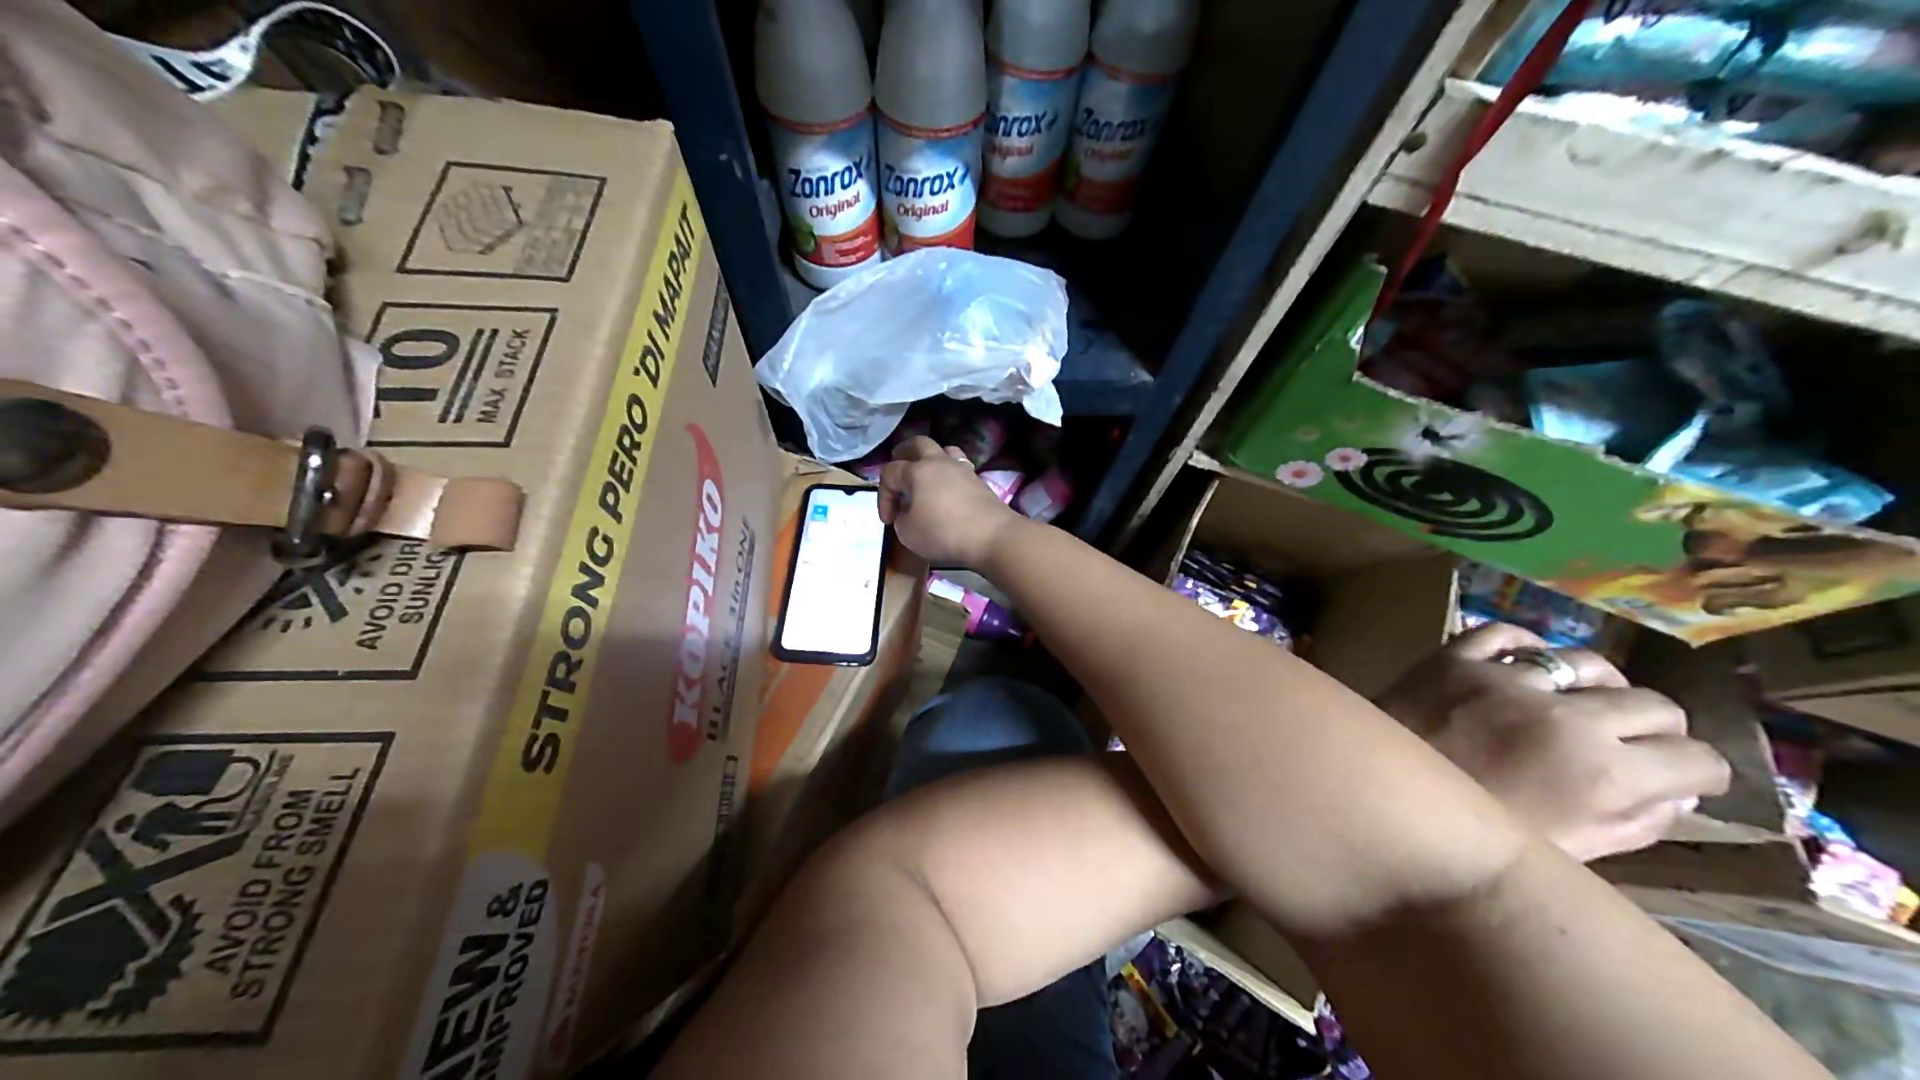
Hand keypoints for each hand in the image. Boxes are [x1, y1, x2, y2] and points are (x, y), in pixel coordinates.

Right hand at [878, 436, 1025, 567]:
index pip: (890, 472)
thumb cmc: (943, 532)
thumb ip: (902, 518)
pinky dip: (949, 475)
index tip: (888, 520)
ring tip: (926, 473)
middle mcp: (939, 462)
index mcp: (917, 471)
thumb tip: (909, 512)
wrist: (992, 536)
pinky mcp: (979, 481)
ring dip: (931, 458)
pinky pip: (959, 468)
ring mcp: (962, 469)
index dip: (883, 496)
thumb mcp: (908, 532)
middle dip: (904, 452)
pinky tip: (947, 490)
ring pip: (944, 451)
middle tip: (898, 463)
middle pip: (918, 443)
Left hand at [1375, 623, 1731, 862]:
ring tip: (1584, 701)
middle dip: (1658, 728)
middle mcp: (1565, 715)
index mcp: (1603, 772)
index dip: (1699, 772)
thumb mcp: (1567, 851)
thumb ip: (1632, 822)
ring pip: (1585, 661)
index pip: (1696, 759)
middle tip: (1636, 741)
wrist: (1373, 794)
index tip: (1685, 777)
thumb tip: (1676, 791)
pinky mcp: (1454, 657)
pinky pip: (1506, 633)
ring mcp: (1506, 678)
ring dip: (1597, 684)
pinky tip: (1529, 664)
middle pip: (1653, 703)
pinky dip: (1524, 645)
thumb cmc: (1469, 834)